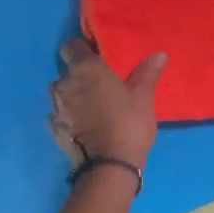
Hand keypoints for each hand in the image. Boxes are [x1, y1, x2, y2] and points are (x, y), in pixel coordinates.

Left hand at [49, 39, 167, 167]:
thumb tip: (159, 54)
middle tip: (101, 85)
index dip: (83, 50)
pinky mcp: (53, 128)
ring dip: (73, 95)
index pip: (71, 46)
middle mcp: (64, 83)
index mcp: (84, 68)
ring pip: (61, 93)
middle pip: (67, 70)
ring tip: (93, 107)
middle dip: (80, 75)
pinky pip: (60, 114)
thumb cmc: (128, 124)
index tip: (98, 58)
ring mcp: (55, 107)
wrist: (109, 167)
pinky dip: (70, 116)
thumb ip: (148, 72)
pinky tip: (85, 126)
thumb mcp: (143, 97)